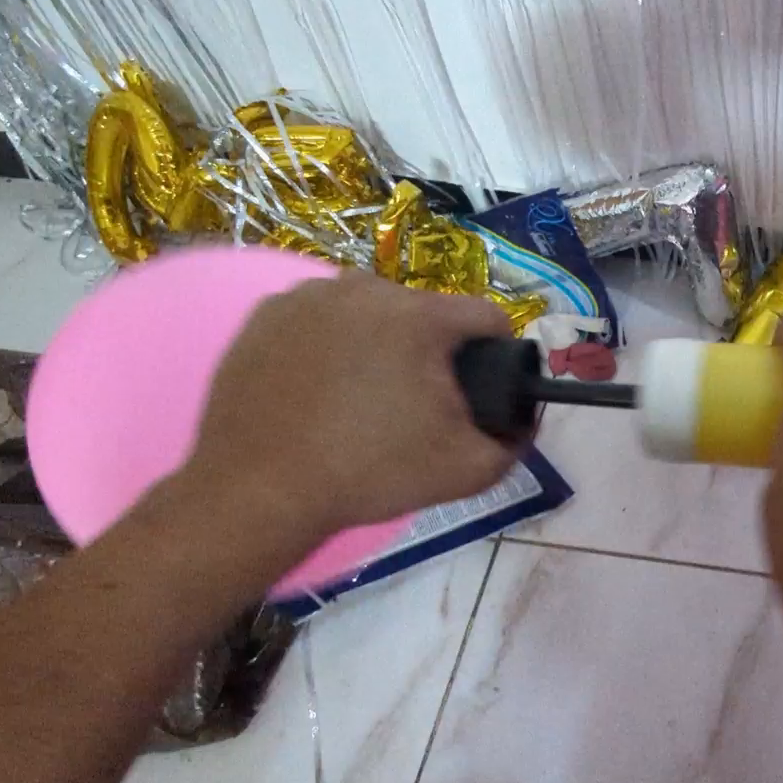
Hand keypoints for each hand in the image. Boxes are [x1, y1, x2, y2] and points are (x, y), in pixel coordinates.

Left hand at [179, 273, 519, 537]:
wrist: (258, 492)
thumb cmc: (372, 473)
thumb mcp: (470, 469)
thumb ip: (517, 440)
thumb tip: (525, 420)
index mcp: (419, 317)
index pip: (487, 316)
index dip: (499, 352)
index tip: (484, 388)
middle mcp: (365, 290)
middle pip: (429, 312)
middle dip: (437, 350)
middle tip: (421, 403)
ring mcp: (308, 297)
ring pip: (376, 310)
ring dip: (387, 341)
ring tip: (370, 394)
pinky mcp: (265, 314)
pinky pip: (325, 318)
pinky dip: (335, 343)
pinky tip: (326, 387)